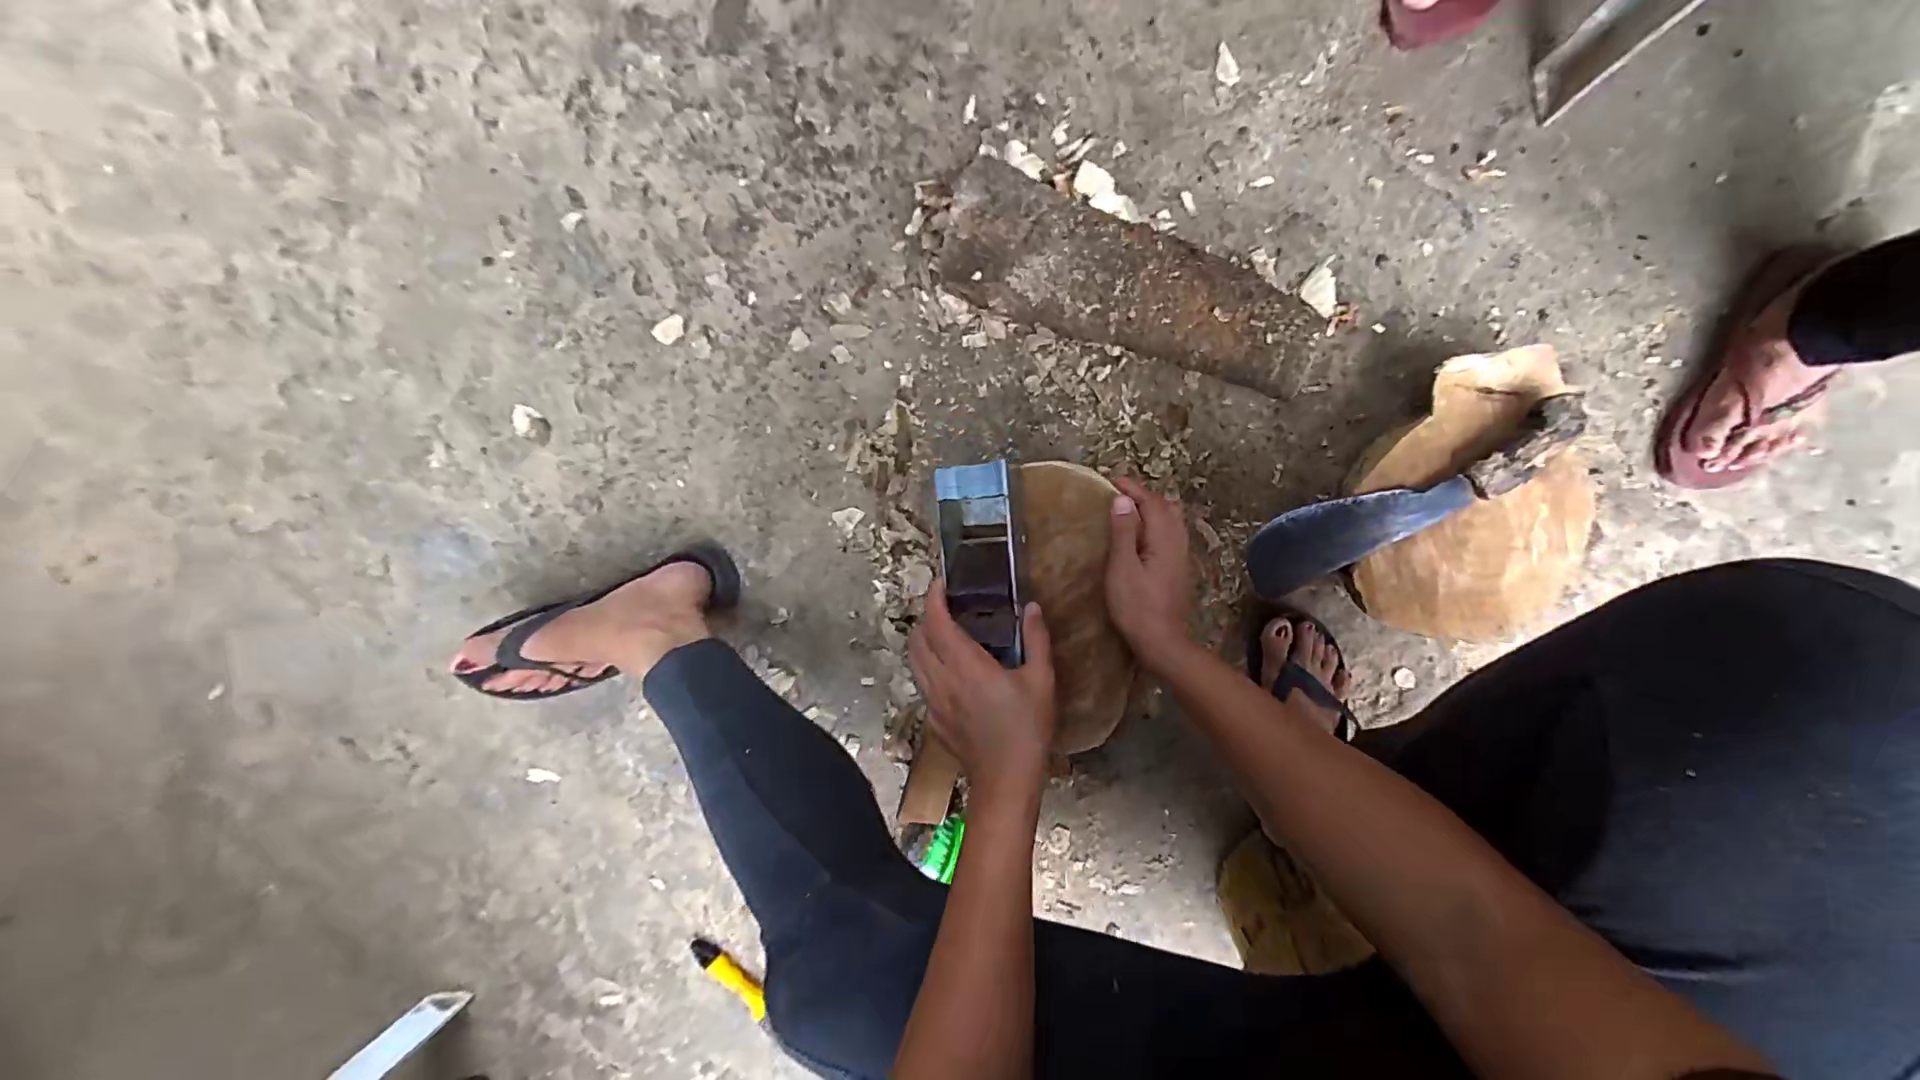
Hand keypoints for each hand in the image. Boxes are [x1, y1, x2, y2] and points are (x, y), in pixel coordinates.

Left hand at [908, 581, 1056, 794]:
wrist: (1005, 781)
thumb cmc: (1026, 729)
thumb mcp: (1041, 681)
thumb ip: (1036, 640)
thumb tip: (1032, 608)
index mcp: (965, 665)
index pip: (936, 621)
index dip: (934, 598)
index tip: (942, 583)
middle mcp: (941, 679)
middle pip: (916, 638)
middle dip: (926, 617)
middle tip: (946, 607)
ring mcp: (933, 702)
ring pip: (914, 661)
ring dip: (923, 641)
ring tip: (945, 634)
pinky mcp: (933, 720)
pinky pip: (921, 682)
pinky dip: (927, 665)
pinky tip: (950, 671)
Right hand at [1105, 476, 1192, 666]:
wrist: (1160, 640)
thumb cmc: (1136, 605)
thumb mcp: (1122, 567)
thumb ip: (1123, 532)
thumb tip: (1122, 500)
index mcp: (1163, 539)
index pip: (1151, 503)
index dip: (1133, 489)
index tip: (1112, 480)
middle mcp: (1177, 543)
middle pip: (1167, 507)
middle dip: (1145, 494)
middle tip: (1120, 491)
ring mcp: (1181, 556)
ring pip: (1173, 520)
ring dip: (1153, 507)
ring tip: (1131, 506)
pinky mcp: (1178, 569)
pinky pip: (1172, 533)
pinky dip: (1158, 522)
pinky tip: (1145, 532)